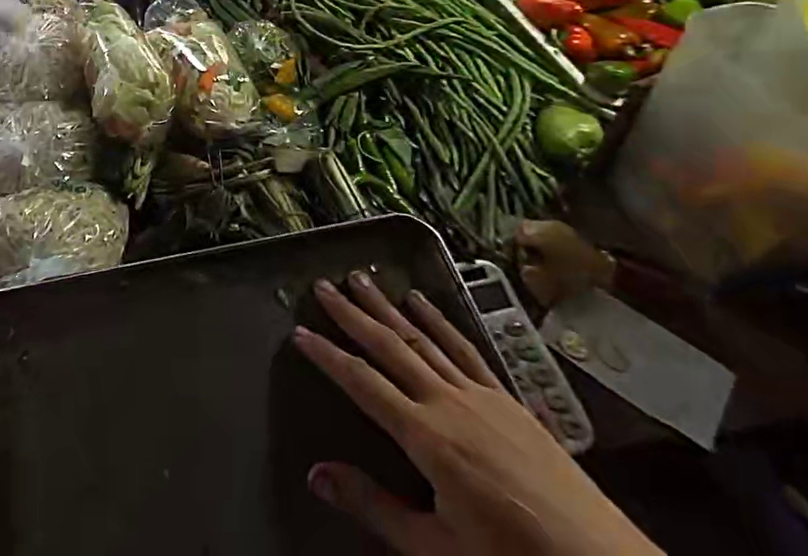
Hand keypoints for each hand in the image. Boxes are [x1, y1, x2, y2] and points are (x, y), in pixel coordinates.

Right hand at [293, 273, 659, 555]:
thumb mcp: (434, 546)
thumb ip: (373, 506)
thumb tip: (316, 473)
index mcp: (426, 436)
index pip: (362, 384)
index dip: (328, 356)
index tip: (300, 332)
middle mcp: (448, 401)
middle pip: (390, 346)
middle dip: (353, 314)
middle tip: (325, 286)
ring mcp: (480, 393)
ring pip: (423, 337)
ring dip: (389, 306)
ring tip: (364, 279)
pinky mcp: (506, 395)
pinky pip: (464, 347)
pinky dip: (439, 320)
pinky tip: (423, 302)